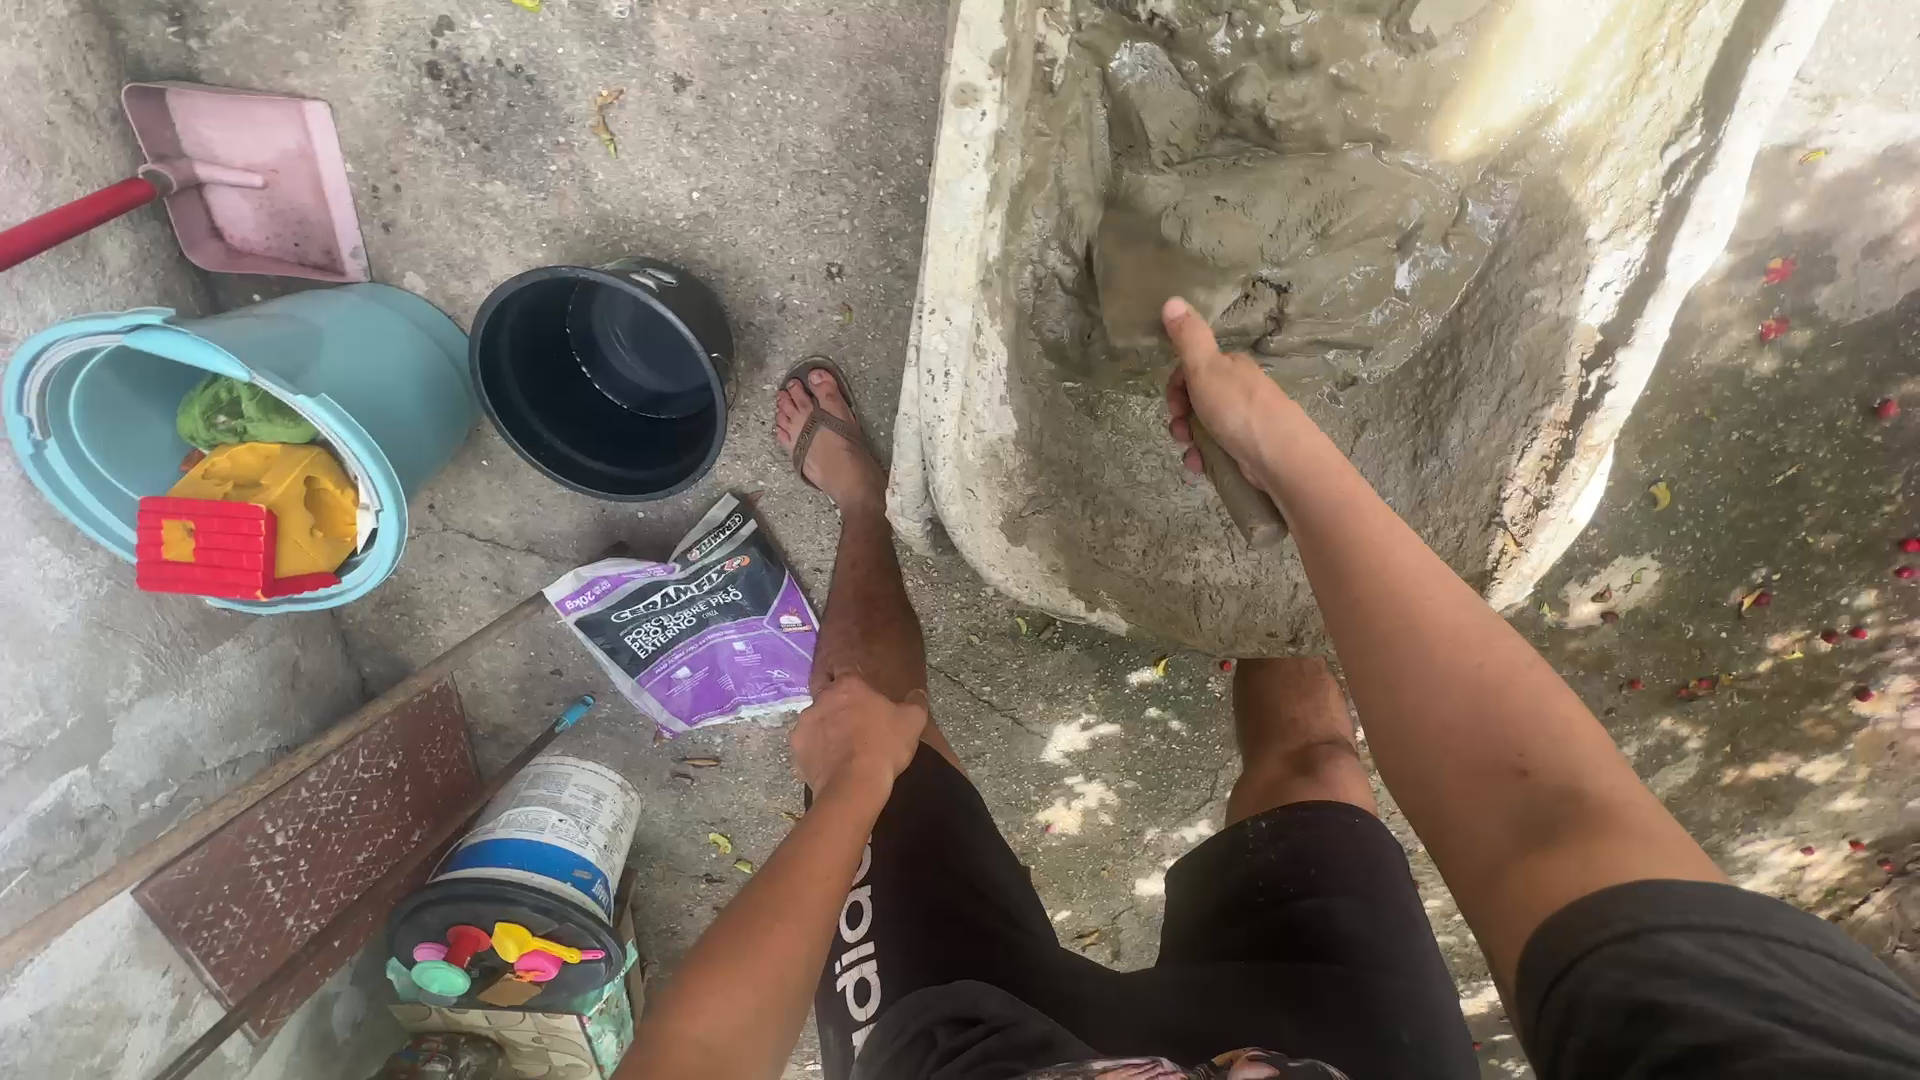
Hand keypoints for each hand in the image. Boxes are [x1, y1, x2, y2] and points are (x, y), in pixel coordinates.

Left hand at [790, 674, 927, 801]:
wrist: (854, 784)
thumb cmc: (884, 745)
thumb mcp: (912, 722)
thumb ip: (915, 702)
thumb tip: (917, 693)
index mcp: (849, 686)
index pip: (844, 669)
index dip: (850, 678)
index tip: (858, 691)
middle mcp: (822, 699)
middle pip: (826, 693)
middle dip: (835, 702)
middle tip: (850, 719)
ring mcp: (805, 723)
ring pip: (813, 719)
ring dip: (823, 726)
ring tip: (838, 745)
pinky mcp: (797, 748)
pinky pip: (806, 744)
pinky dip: (814, 749)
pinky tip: (827, 761)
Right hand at [1163, 297, 1294, 486]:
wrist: (1278, 457)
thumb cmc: (1239, 409)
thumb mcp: (1206, 367)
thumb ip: (1188, 337)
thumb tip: (1171, 299)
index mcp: (1230, 367)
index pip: (1192, 371)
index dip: (1176, 387)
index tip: (1175, 404)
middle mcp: (1237, 391)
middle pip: (1194, 401)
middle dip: (1180, 418)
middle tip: (1180, 431)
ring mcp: (1242, 421)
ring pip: (1202, 428)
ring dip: (1188, 442)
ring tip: (1191, 453)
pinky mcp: (1244, 448)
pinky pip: (1214, 450)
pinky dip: (1203, 458)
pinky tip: (1201, 466)